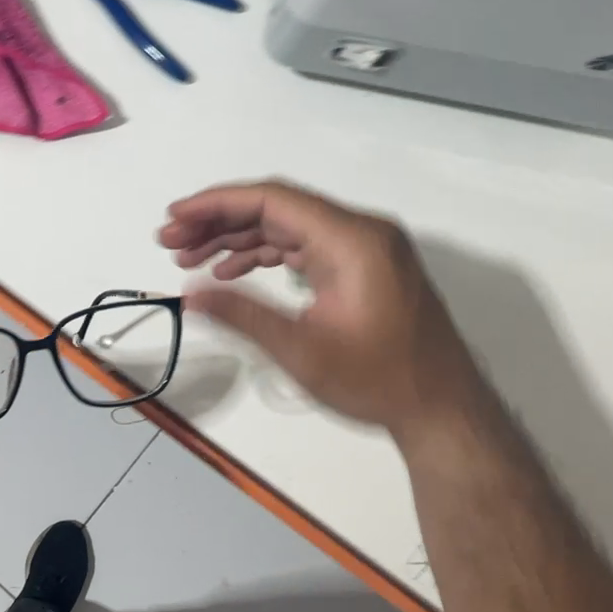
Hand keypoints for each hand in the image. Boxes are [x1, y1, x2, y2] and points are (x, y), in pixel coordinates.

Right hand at [159, 181, 482, 433]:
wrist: (443, 411)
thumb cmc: (378, 380)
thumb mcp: (301, 350)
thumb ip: (241, 315)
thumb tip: (186, 295)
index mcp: (352, 240)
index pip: (272, 200)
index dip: (216, 203)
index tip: (173, 217)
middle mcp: (360, 232)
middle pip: (275, 209)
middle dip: (217, 222)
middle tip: (168, 243)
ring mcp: (363, 249)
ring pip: (285, 228)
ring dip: (234, 239)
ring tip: (186, 259)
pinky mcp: (360, 268)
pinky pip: (301, 247)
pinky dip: (261, 256)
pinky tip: (228, 273)